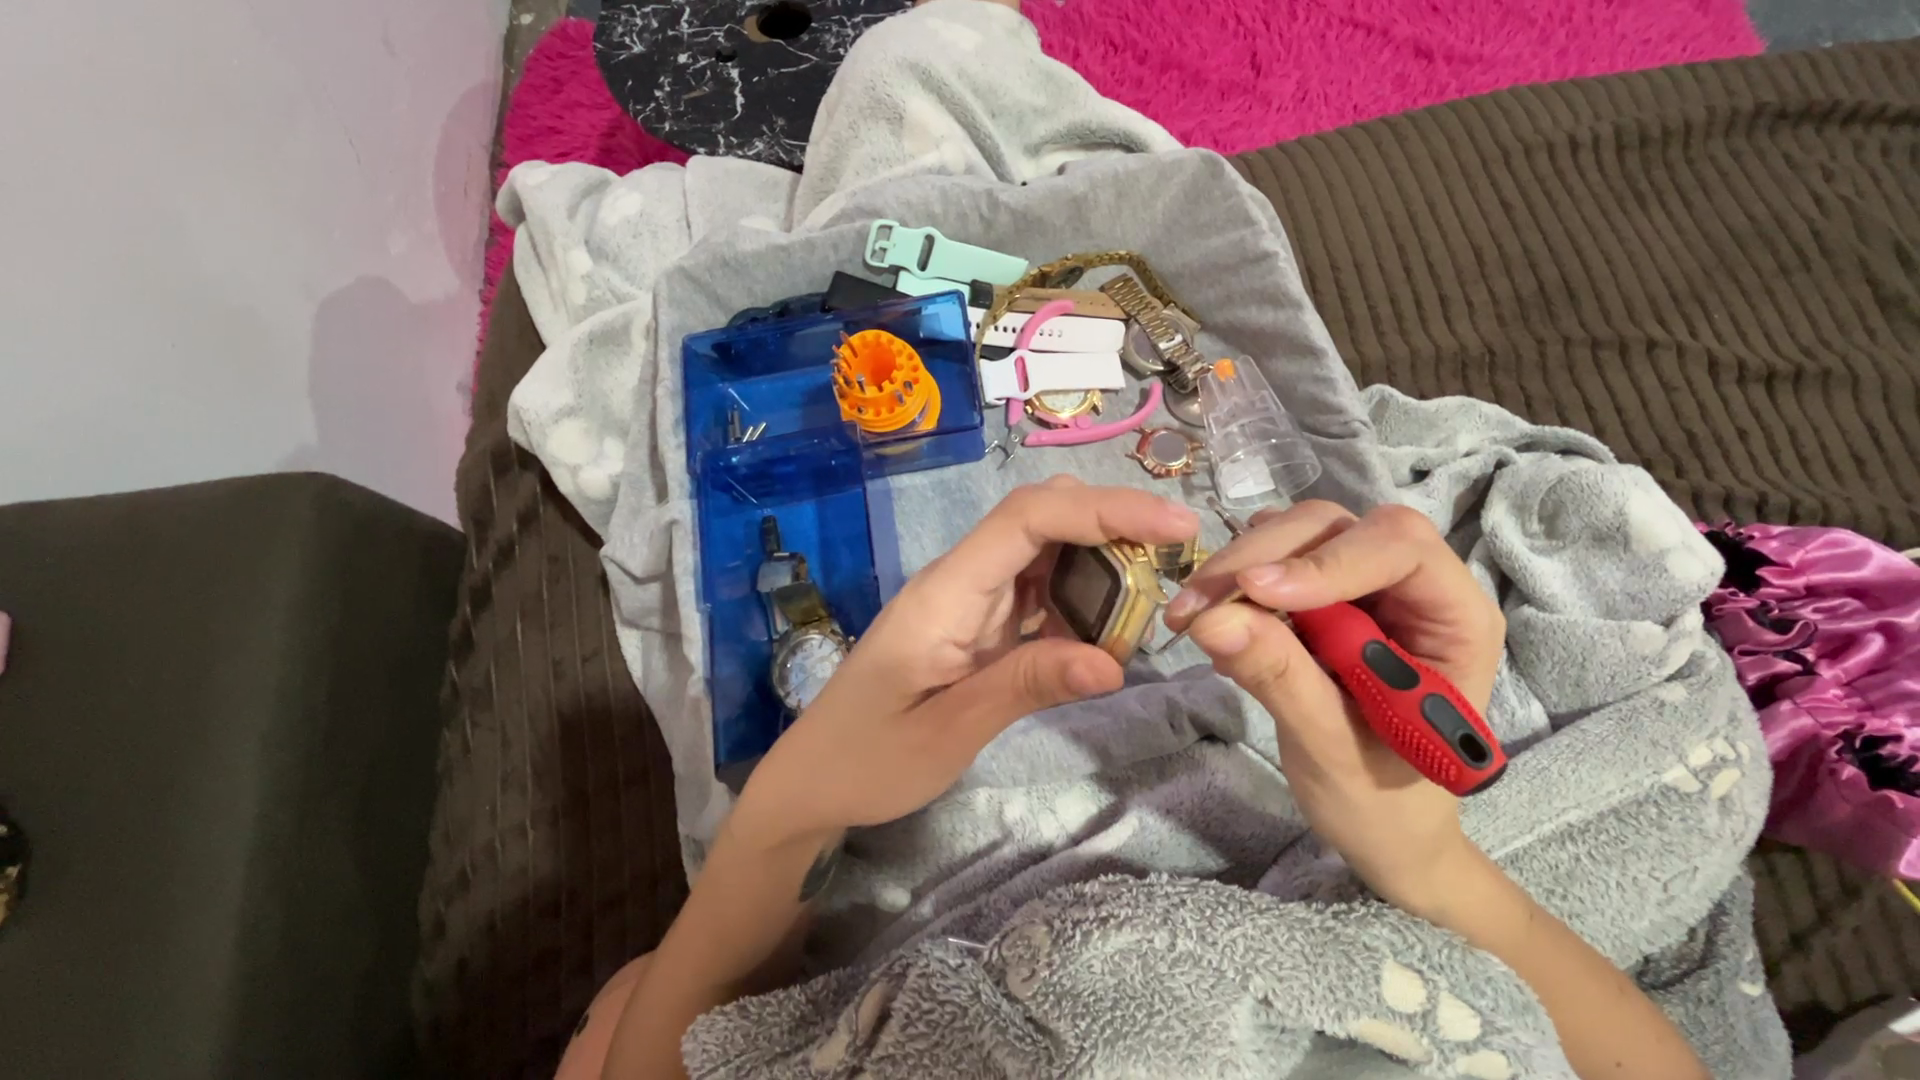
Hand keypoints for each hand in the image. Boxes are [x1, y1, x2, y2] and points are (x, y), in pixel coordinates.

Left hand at [733, 478, 1199, 850]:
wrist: (815, 777)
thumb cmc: (868, 758)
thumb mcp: (949, 731)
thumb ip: (1025, 686)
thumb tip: (1113, 662)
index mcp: (946, 593)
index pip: (1028, 519)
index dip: (1103, 509)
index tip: (1174, 523)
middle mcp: (959, 581)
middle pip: (1039, 517)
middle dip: (1111, 522)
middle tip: (1178, 553)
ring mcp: (967, 600)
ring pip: (1043, 550)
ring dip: (1101, 559)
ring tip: (1155, 590)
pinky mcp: (975, 625)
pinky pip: (1036, 592)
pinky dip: (1080, 598)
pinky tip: (1109, 626)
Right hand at [1161, 501, 1505, 914]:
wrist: (1381, 825)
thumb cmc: (1381, 800)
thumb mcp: (1333, 749)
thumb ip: (1282, 680)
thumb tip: (1211, 619)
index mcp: (1453, 618)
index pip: (1399, 548)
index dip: (1326, 560)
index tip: (1254, 590)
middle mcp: (1411, 587)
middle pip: (1336, 528)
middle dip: (1260, 557)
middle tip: (1192, 608)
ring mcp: (1363, 586)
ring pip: (1297, 536)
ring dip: (1235, 567)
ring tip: (1189, 617)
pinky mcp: (1321, 597)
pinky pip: (1272, 563)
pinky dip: (1232, 583)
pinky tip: (1209, 624)